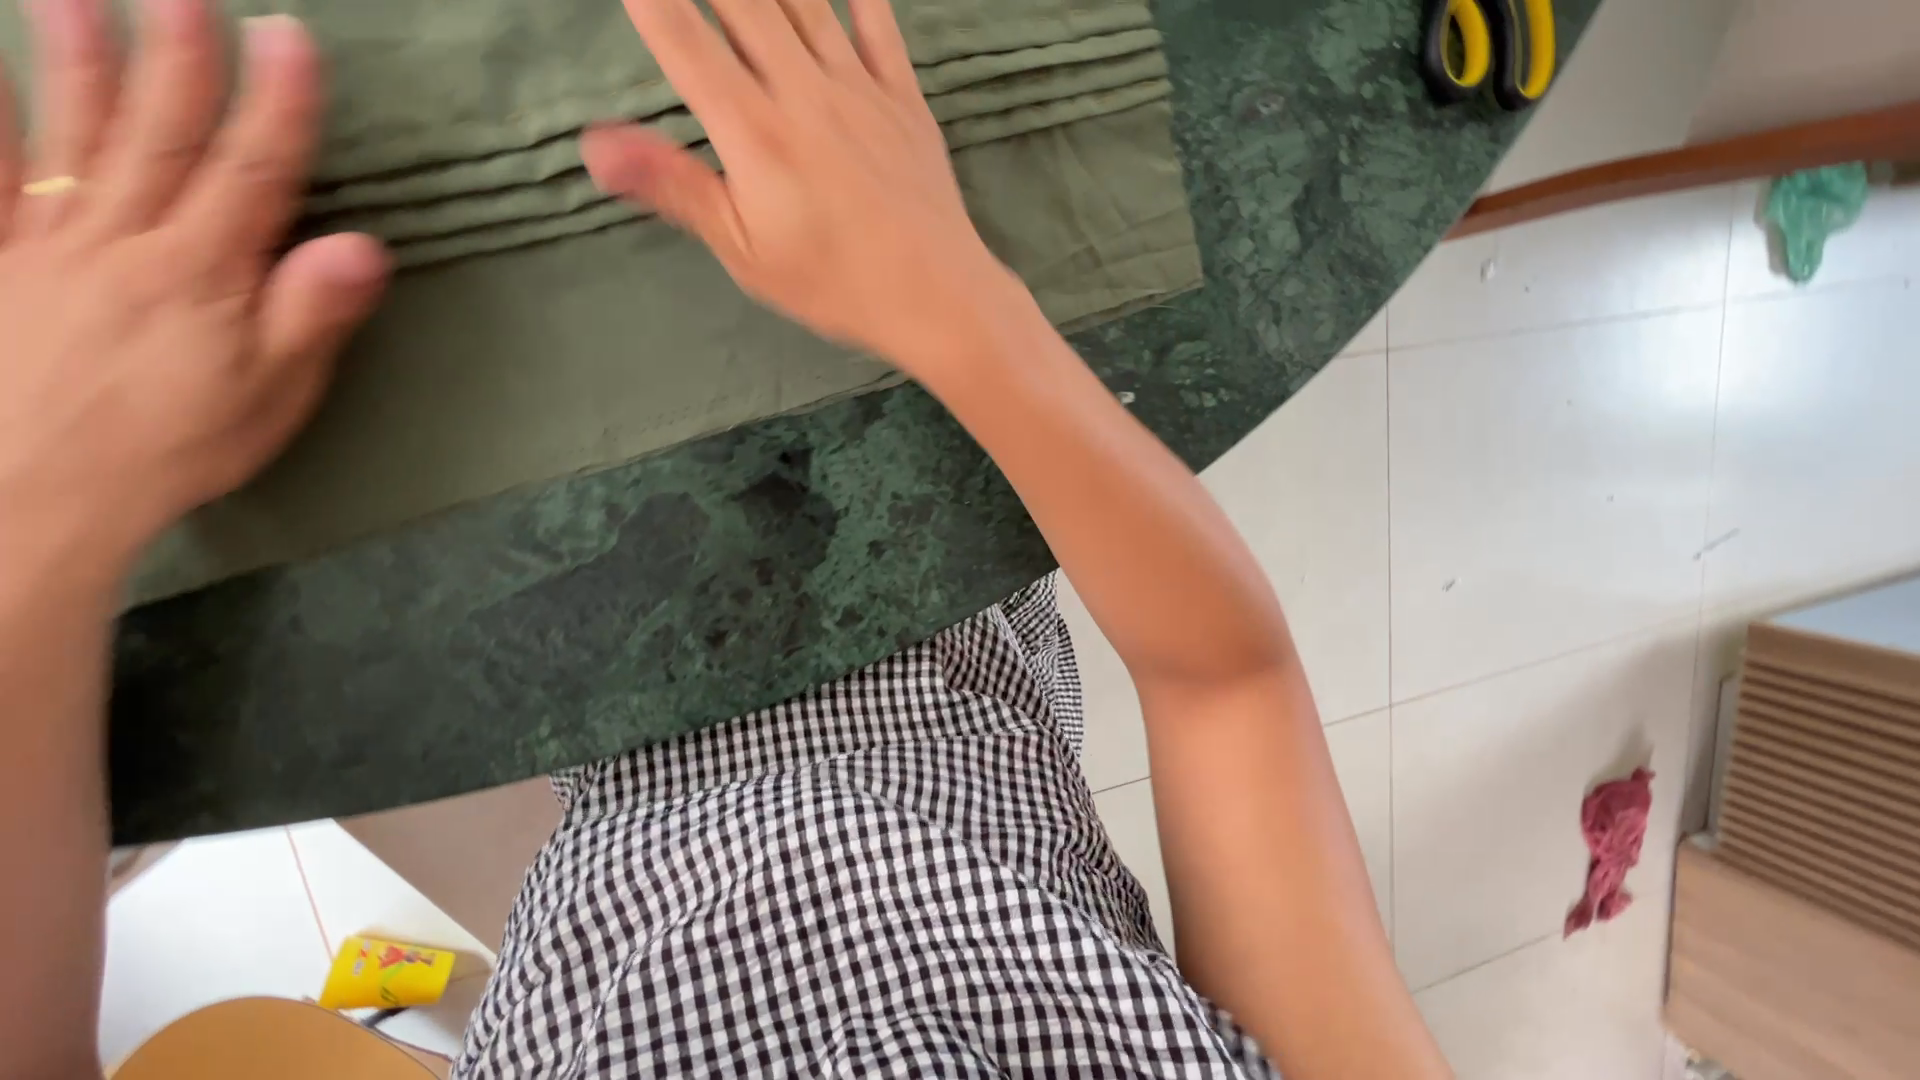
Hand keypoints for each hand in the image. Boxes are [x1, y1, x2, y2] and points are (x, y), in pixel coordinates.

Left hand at [0, 0, 386, 587]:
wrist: (38, 490)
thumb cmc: (181, 443)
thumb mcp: (275, 391)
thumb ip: (310, 313)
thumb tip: (363, 244)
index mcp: (204, 272)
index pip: (252, 174)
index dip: (276, 105)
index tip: (288, 40)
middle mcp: (124, 239)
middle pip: (158, 136)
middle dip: (178, 59)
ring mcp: (43, 242)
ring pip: (67, 136)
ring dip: (75, 60)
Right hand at [583, 0, 1023, 376]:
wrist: (936, 295)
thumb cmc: (836, 285)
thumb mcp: (747, 252)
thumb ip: (676, 187)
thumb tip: (593, 144)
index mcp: (754, 132)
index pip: (684, 40)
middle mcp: (802, 92)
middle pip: (742, 1)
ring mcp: (859, 90)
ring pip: (805, 0)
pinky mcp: (904, 99)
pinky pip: (879, 24)